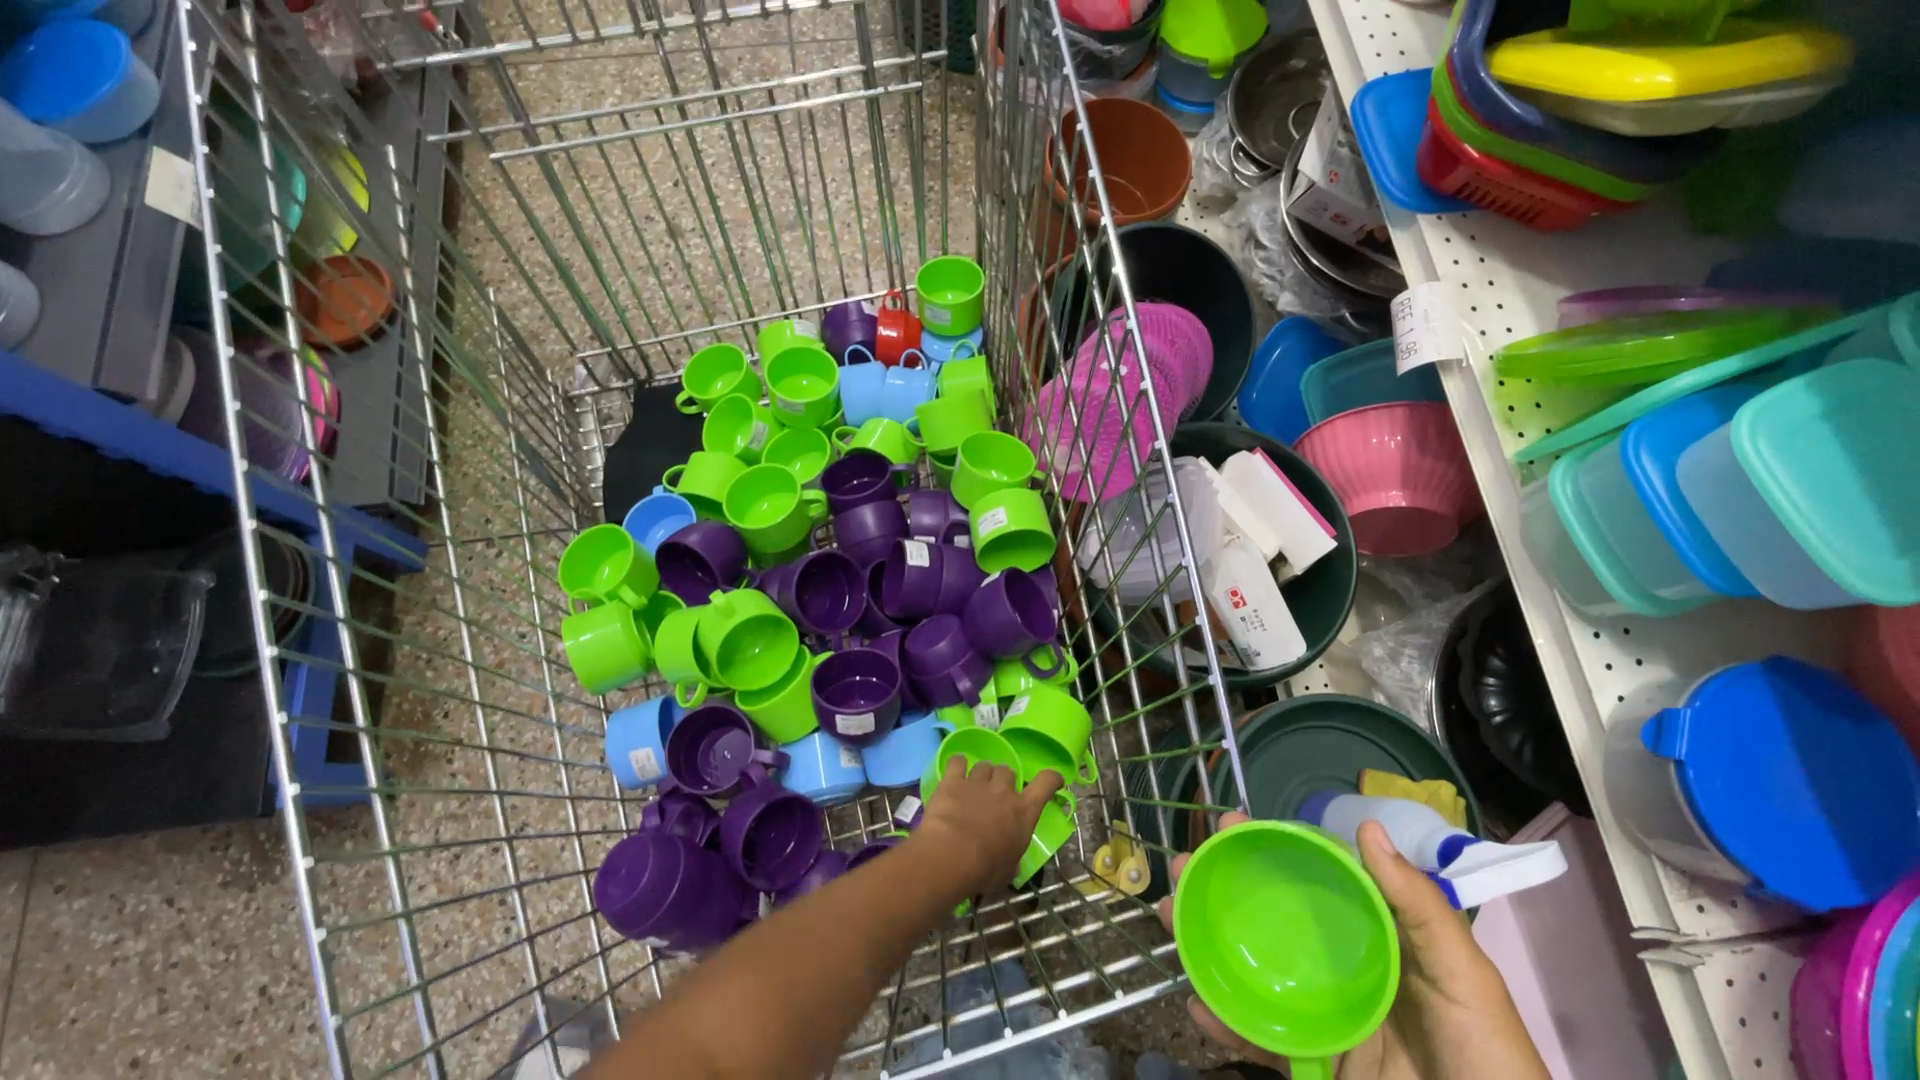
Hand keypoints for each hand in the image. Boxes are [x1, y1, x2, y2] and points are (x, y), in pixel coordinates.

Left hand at [911, 758, 1064, 896]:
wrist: (951, 855)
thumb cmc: (984, 869)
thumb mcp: (1007, 871)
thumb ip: (1012, 861)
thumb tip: (1011, 867)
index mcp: (1024, 812)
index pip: (1046, 783)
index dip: (1052, 778)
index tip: (1053, 780)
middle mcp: (1004, 791)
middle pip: (1008, 771)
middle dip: (1003, 781)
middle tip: (995, 794)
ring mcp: (978, 782)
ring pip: (984, 766)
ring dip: (982, 774)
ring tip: (974, 786)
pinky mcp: (953, 781)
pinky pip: (958, 761)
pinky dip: (958, 765)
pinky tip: (955, 772)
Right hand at [1155, 813, 1550, 1079]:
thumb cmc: (1487, 1056)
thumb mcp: (1465, 976)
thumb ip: (1419, 907)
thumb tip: (1366, 828)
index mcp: (1376, 940)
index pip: (1315, 882)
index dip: (1272, 850)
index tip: (1230, 823)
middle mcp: (1340, 970)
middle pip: (1270, 922)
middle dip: (1221, 891)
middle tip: (1182, 867)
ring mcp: (1322, 1017)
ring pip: (1253, 972)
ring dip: (1207, 946)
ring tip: (1172, 920)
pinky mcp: (1311, 1064)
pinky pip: (1259, 1039)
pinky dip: (1224, 1024)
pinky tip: (1196, 1005)